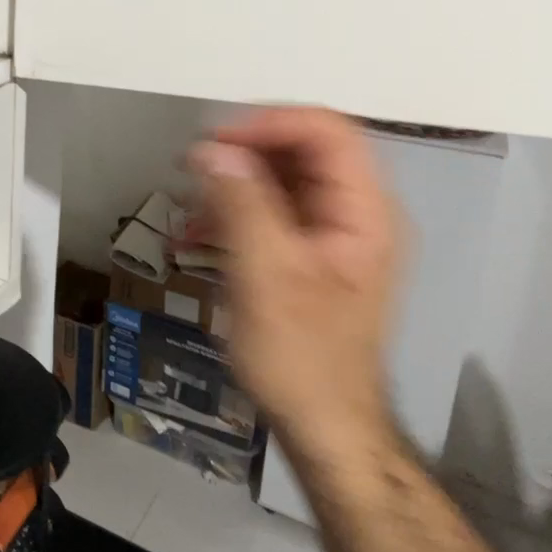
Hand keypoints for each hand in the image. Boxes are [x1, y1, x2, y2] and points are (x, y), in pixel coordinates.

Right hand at [189, 107, 404, 452]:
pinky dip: (232, 217)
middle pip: (302, 151)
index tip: (214, 143)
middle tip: (191, 169)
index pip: (326, 131)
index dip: (269, 124)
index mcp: (365, 212)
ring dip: (231, 187)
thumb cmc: (301, 357)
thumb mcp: (265, 275)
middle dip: (243, 155)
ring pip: (281, 181)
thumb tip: (212, 150)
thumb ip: (241, 204)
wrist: (324, 428)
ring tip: (187, 209)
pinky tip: (196, 239)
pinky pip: (271, 214)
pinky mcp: (308, 257)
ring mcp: (333, 236)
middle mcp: (355, 214)